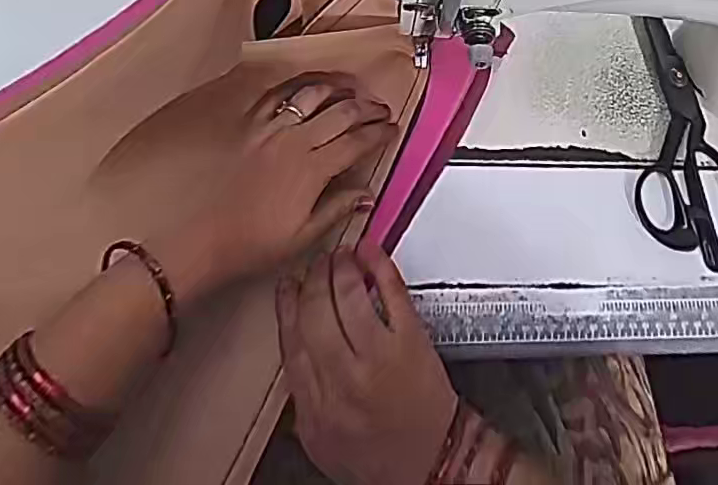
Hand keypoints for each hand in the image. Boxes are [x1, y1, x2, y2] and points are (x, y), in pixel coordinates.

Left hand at [153, 74, 394, 302]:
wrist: (200, 236)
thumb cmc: (247, 241)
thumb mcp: (300, 237)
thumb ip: (336, 210)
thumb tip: (365, 195)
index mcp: (312, 169)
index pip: (357, 142)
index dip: (379, 134)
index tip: (390, 130)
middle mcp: (295, 141)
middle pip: (343, 112)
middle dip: (368, 107)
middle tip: (380, 109)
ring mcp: (270, 128)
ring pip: (313, 94)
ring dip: (338, 87)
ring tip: (351, 87)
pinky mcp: (249, 124)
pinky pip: (278, 94)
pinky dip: (298, 85)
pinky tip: (307, 84)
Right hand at [278, 245, 456, 484]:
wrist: (430, 464)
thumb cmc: (380, 454)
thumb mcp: (323, 438)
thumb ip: (302, 393)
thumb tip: (291, 342)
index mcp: (317, 407)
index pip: (292, 342)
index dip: (287, 305)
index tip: (288, 284)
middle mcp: (344, 381)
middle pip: (315, 312)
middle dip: (313, 279)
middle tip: (316, 265)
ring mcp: (379, 358)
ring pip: (349, 296)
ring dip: (342, 267)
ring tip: (341, 256)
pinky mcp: (410, 341)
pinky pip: (391, 292)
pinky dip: (379, 265)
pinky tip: (370, 253)